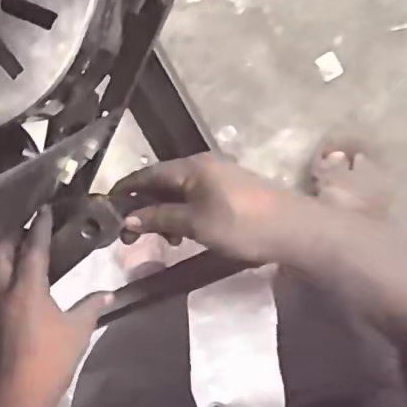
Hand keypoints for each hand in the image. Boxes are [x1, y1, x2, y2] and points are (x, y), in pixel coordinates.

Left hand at [0, 206, 111, 406]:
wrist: (13, 397)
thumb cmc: (49, 362)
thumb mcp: (77, 333)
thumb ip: (91, 307)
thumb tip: (108, 293)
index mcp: (26, 288)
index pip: (32, 247)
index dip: (39, 226)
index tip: (43, 210)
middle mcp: (1, 290)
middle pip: (0, 251)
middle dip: (11, 235)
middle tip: (24, 226)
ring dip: (1, 256)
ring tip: (15, 251)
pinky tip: (8, 286)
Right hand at [113, 153, 307, 264]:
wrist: (299, 232)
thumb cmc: (242, 225)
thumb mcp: (195, 224)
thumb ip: (159, 218)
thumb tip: (129, 218)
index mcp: (192, 167)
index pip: (147, 174)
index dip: (125, 190)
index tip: (106, 206)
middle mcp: (203, 166)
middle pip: (162, 184)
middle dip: (143, 208)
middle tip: (130, 234)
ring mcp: (219, 178)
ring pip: (179, 194)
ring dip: (164, 215)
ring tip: (164, 240)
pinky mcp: (232, 193)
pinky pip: (195, 200)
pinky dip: (183, 216)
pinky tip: (185, 235)